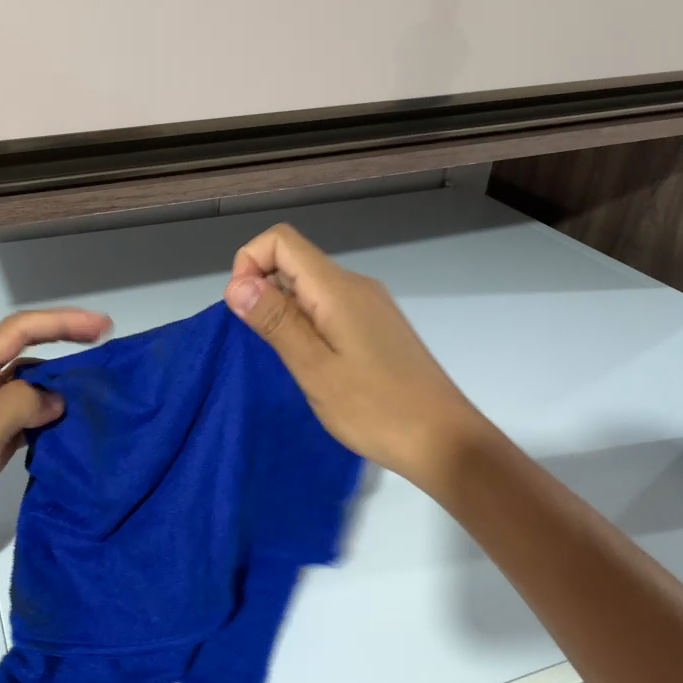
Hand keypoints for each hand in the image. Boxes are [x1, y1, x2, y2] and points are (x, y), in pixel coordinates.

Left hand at [0, 308, 111, 575]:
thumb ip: (20, 404)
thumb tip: (57, 399)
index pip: (19, 331)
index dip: (62, 322)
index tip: (103, 327)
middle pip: (26, 355)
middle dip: (65, 350)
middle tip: (108, 360)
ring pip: (28, 390)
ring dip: (59, 388)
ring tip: (98, 394)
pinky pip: (25, 422)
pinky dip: (49, 420)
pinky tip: (72, 428)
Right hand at [224, 223, 474, 476]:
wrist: (446, 441)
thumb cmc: (376, 409)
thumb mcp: (314, 368)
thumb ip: (275, 320)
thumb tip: (236, 283)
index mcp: (337, 288)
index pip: (280, 241)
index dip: (250, 263)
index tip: (244, 310)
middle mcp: (355, 285)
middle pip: (294, 260)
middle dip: (265, 291)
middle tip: (268, 346)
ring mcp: (370, 304)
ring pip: (310, 285)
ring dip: (286, 311)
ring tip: (294, 361)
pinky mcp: (377, 325)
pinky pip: (329, 305)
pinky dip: (308, 323)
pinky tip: (318, 365)